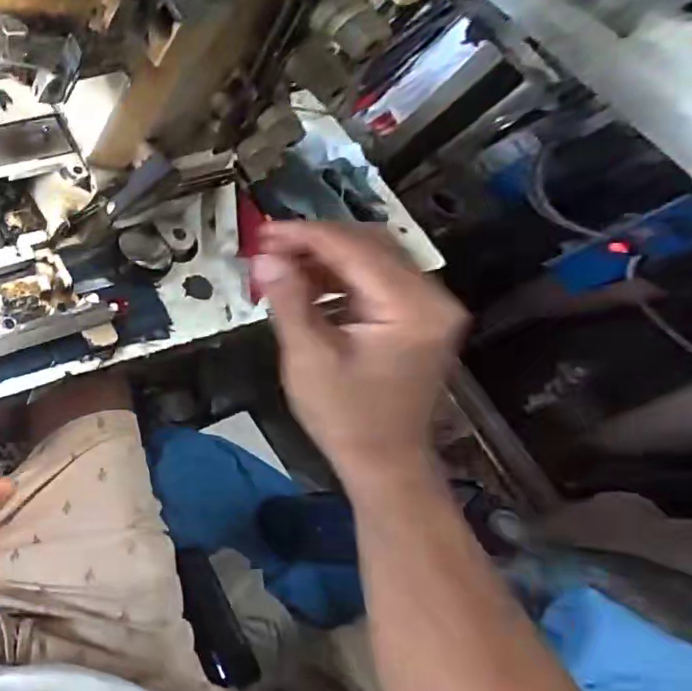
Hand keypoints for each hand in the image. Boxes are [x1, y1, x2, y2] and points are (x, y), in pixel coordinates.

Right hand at [253, 222, 468, 488]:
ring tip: (275, 262)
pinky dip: (334, 274)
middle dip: (314, 239)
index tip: (260, 233)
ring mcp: (425, 309)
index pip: (357, 250)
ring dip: (322, 255)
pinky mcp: (412, 319)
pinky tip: (301, 283)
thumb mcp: (307, 355)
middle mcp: (431, 299)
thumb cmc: (343, 413)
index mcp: (412, 307)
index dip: (306, 235)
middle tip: (263, 244)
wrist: (382, 458)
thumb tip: (265, 257)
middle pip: (371, 245)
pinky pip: (372, 279)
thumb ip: (289, 301)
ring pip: (371, 258)